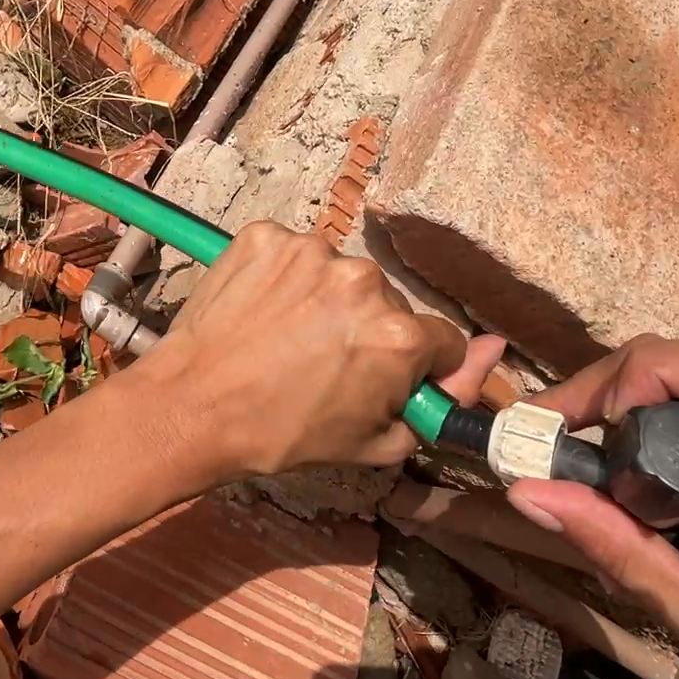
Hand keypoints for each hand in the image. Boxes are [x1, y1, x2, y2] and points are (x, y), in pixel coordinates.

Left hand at [123, 221, 504, 485]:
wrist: (191, 404)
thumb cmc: (280, 433)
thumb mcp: (373, 442)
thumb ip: (436, 402)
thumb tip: (487, 353)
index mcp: (396, 334)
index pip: (441, 339)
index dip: (422, 364)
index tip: (391, 374)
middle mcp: (361, 279)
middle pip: (387, 302)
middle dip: (368, 327)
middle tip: (325, 359)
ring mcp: (309, 251)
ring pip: (338, 274)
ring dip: (325, 297)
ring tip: (287, 333)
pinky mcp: (265, 235)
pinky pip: (292, 254)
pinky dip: (283, 276)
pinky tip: (262, 309)